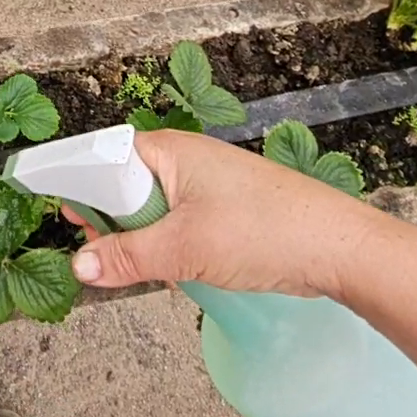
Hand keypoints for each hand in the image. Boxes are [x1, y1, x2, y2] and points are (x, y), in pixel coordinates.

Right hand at [67, 130, 382, 298]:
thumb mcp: (185, 248)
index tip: (72, 221)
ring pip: (149, 206)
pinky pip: (174, 218)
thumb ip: (127, 257)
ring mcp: (202, 182)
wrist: (344, 249)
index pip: (102, 159)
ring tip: (148, 264)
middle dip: (111, 221)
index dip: (83, 189)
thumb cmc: (267, 230)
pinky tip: (175, 265)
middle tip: (108, 254)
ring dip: (141, 236)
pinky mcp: (220, 206)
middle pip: (121, 185)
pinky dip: (166, 241)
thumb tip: (80, 268)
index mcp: (165, 148)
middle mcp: (180, 157)